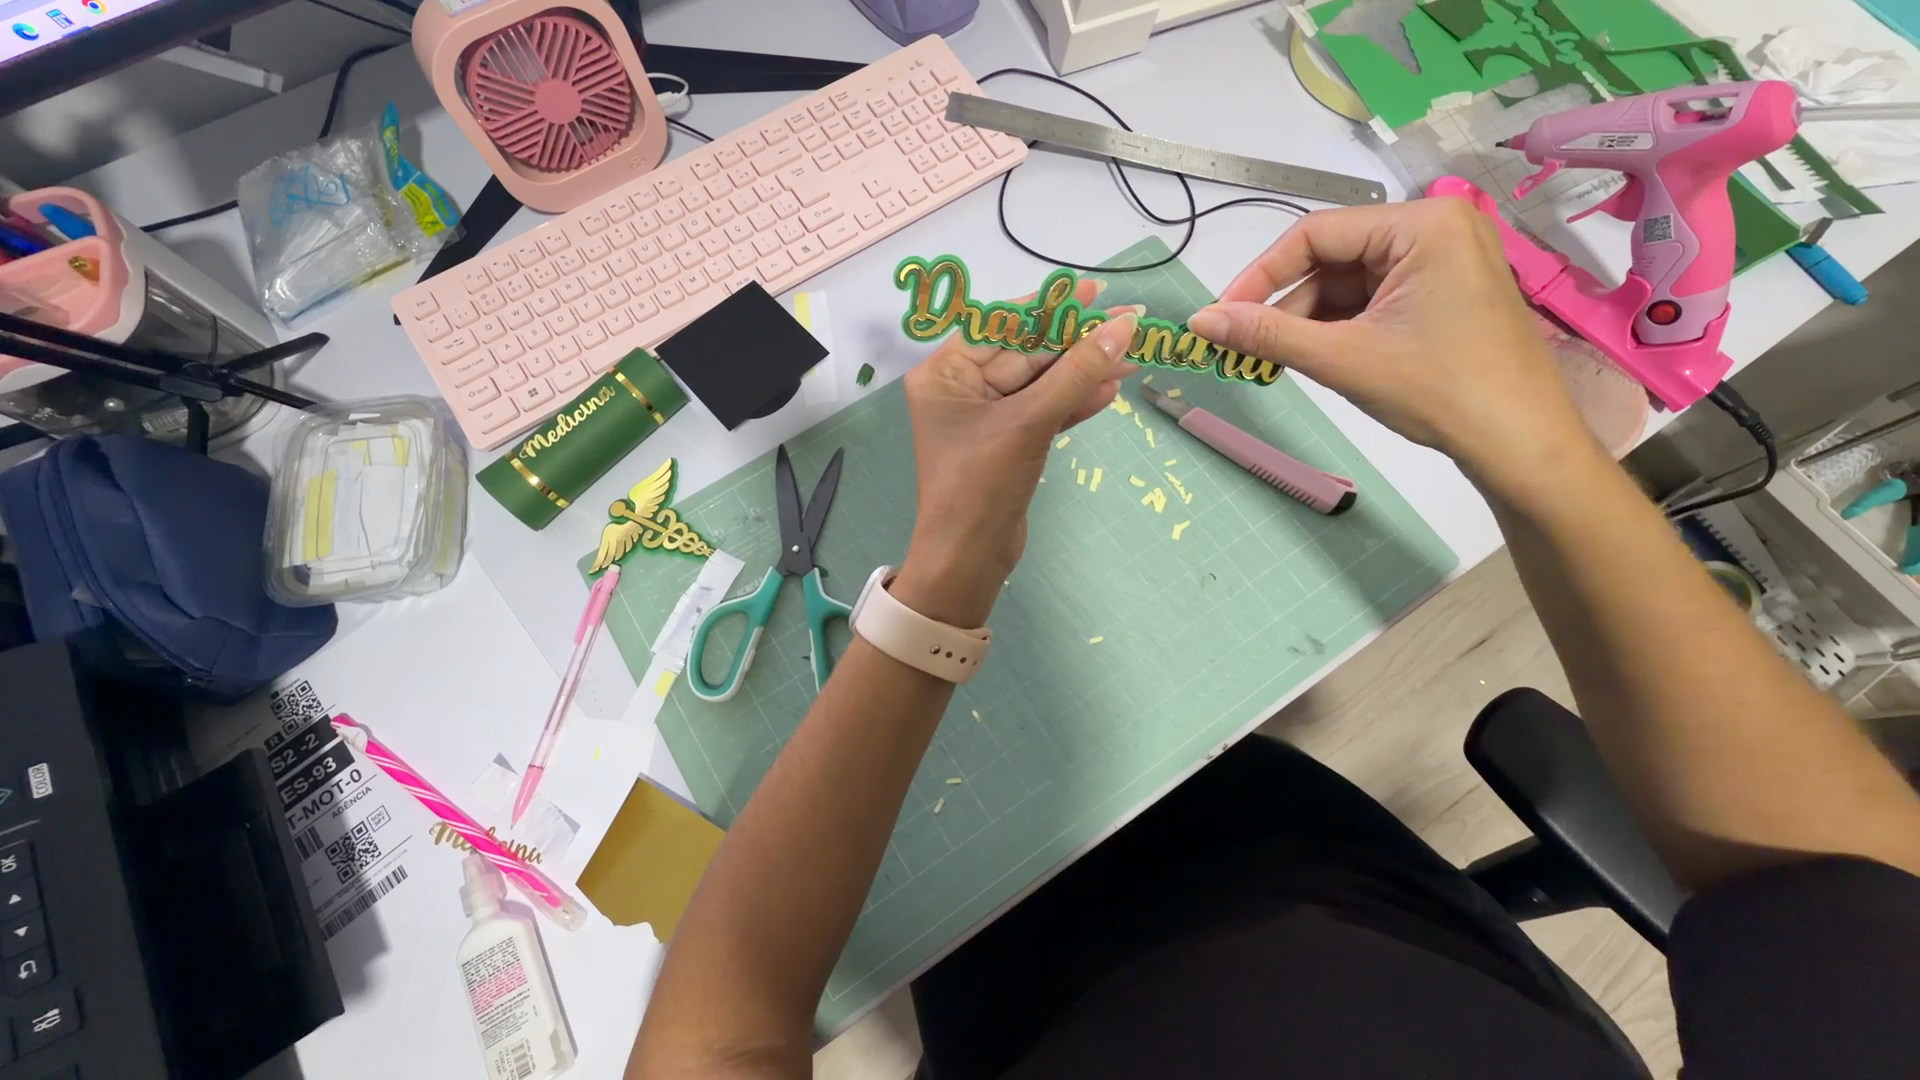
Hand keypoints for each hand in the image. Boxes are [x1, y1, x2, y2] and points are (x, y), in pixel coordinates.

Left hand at [892, 305, 1138, 627]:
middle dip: (1076, 341)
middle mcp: (962, 388)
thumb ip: (1076, 373)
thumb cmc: (982, 486)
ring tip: (1133, 353)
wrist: (970, 559)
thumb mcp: (1029, 423)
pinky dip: (1075, 402)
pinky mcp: (1009, 442)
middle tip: (1129, 323)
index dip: (1050, 307)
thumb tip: (1123, 327)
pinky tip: (1111, 388)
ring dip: (1084, 371)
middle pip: (1026, 352)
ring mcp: (987, 417)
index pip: (1002, 325)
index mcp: (946, 372)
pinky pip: (1045, 411)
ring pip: (1041, 382)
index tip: (1094, 292)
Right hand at [1186, 199, 1598, 496]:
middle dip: (1285, 305)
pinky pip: (1372, 301)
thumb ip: (1267, 334)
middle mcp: (1435, 229)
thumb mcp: (1342, 358)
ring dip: (1307, 321)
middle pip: (1332, 258)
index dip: (1260, 276)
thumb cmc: (1437, 391)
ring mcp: (1443, 262)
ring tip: (1275, 360)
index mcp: (1422, 224)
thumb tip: (1199, 320)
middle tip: (1243, 346)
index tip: (1219, 316)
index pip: (1316, 234)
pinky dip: (1338, 328)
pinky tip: (1315, 357)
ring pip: (1348, 283)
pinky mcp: (1442, 295)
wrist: (1521, 444)